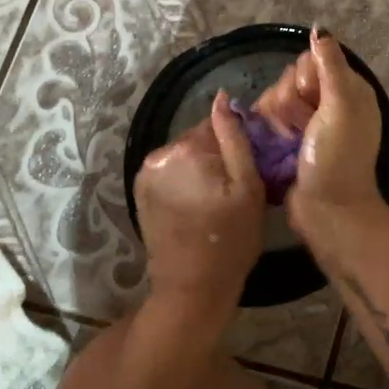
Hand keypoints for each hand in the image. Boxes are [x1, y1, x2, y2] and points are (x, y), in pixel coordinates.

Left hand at [134, 90, 264, 309]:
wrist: (191, 290)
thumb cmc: (230, 239)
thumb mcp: (248, 186)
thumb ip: (235, 137)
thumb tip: (223, 98)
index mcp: (186, 149)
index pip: (218, 123)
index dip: (236, 144)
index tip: (247, 169)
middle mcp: (159, 155)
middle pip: (199, 139)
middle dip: (217, 156)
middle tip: (234, 189)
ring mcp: (145, 175)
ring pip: (186, 156)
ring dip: (201, 170)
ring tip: (217, 201)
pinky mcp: (140, 194)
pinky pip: (172, 173)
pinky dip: (186, 182)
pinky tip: (198, 207)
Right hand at [253, 26, 386, 243]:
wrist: (327, 211)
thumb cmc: (338, 157)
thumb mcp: (341, 106)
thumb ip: (330, 65)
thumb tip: (320, 29)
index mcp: (347, 89)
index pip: (312, 60)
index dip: (306, 77)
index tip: (314, 99)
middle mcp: (327, 101)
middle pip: (291, 78)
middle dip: (291, 100)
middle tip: (304, 126)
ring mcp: (306, 122)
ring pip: (276, 97)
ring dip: (279, 118)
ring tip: (291, 140)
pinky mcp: (287, 140)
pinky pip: (267, 118)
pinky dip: (270, 129)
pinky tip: (276, 145)